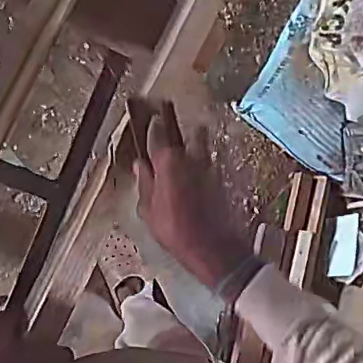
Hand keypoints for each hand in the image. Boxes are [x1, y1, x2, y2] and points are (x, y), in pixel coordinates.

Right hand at [124, 99, 254, 290]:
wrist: (211, 246)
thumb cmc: (175, 230)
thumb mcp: (149, 209)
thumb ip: (145, 183)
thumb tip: (140, 166)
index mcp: (168, 162)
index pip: (158, 134)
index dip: (152, 124)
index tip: (150, 116)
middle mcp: (191, 158)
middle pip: (184, 132)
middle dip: (175, 124)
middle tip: (167, 115)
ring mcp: (210, 167)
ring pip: (202, 144)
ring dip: (195, 138)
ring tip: (190, 135)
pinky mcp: (222, 178)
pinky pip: (211, 160)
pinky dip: (204, 159)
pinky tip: (199, 165)